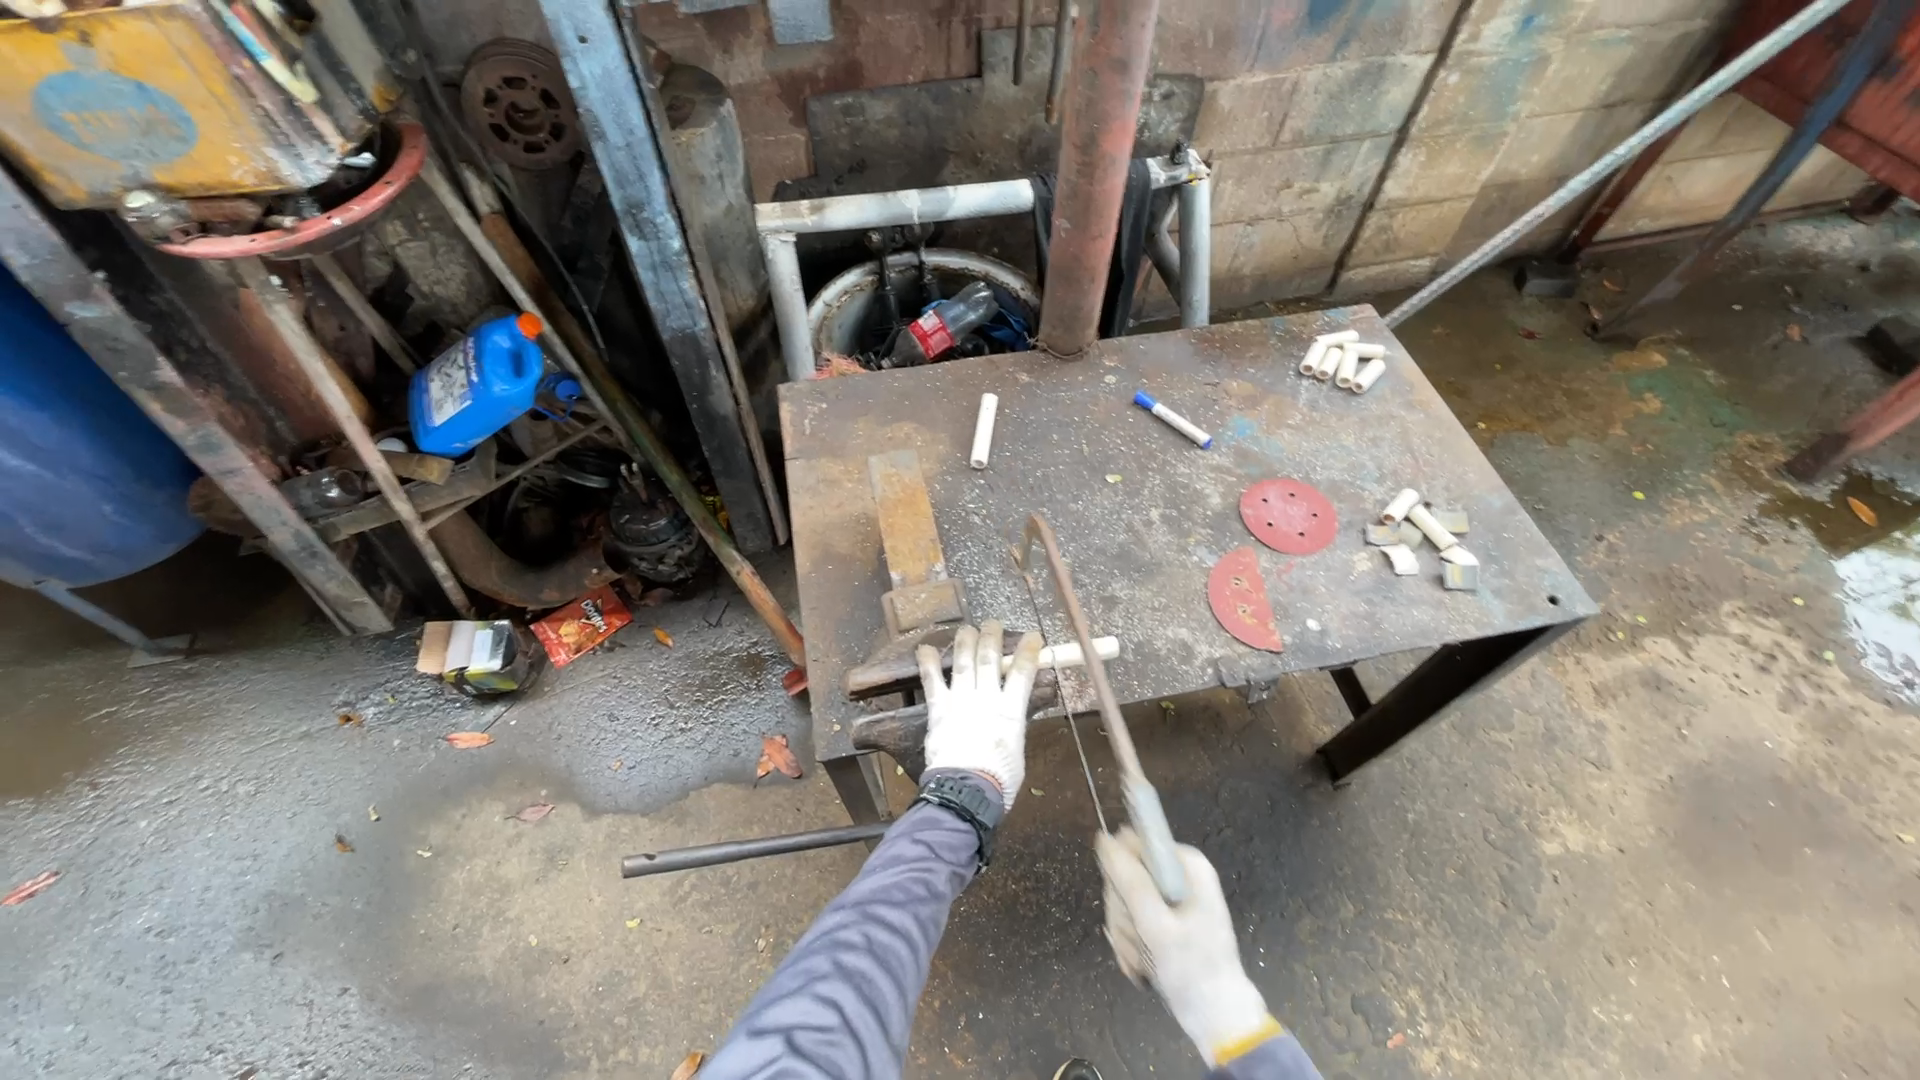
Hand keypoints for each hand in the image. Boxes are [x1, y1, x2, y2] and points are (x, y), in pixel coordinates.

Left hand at [916, 621, 1042, 809]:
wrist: (966, 790)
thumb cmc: (998, 781)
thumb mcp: (1016, 751)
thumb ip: (1011, 728)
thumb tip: (1009, 718)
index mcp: (1010, 712)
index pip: (1023, 673)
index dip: (1029, 652)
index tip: (1034, 636)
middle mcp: (986, 699)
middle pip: (990, 661)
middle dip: (992, 639)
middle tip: (992, 624)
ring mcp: (961, 702)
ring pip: (964, 664)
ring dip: (965, 643)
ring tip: (967, 628)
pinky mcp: (939, 710)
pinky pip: (932, 682)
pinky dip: (928, 664)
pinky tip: (924, 648)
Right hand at [1097, 827, 1276, 1065]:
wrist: (1215, 1016)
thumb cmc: (1193, 969)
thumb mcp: (1158, 926)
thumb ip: (1131, 882)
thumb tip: (1105, 839)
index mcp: (1187, 865)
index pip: (1133, 844)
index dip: (1122, 874)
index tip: (1126, 907)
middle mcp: (1179, 874)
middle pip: (1125, 874)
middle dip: (1124, 913)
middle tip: (1138, 939)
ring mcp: (1170, 896)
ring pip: (1123, 899)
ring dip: (1126, 933)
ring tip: (1143, 958)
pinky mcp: (1163, 917)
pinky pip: (1131, 918)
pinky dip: (1131, 943)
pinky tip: (1140, 964)